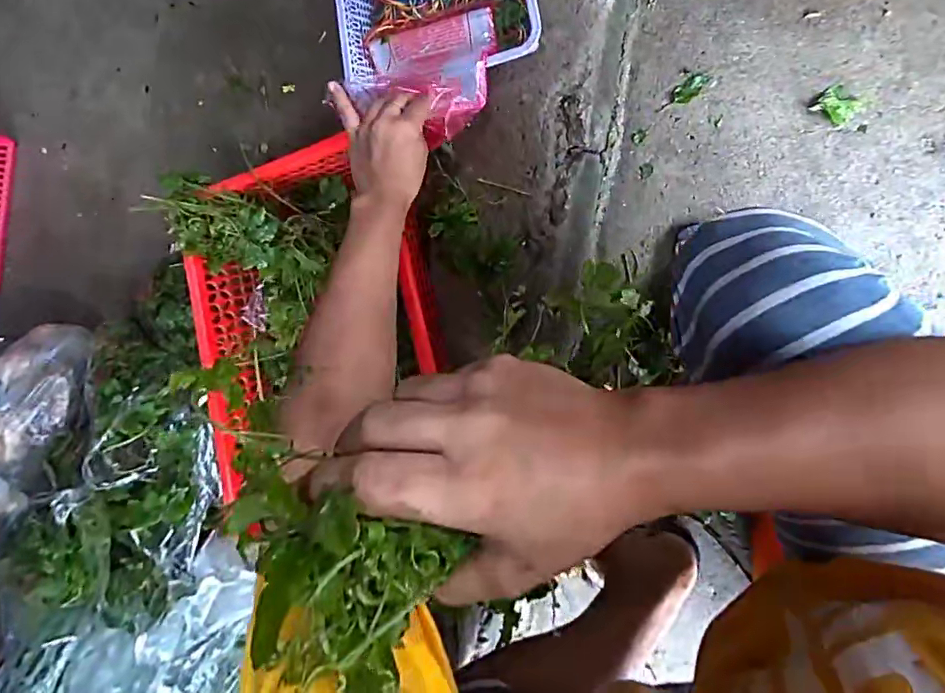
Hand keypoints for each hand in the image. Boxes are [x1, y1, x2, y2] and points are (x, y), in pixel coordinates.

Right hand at [309, 355, 650, 603]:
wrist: (626, 447)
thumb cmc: (576, 515)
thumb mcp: (517, 570)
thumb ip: (455, 581)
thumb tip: (414, 578)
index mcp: (461, 487)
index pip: (367, 479)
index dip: (332, 488)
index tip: (319, 496)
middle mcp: (462, 429)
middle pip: (371, 423)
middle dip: (348, 445)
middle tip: (351, 464)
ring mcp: (481, 386)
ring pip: (404, 391)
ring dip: (389, 418)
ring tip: (399, 439)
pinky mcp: (499, 362)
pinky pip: (444, 377)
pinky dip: (434, 400)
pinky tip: (456, 419)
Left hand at [329, 83, 429, 215]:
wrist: (381, 196)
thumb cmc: (408, 178)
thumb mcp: (421, 152)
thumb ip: (418, 132)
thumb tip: (416, 122)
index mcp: (406, 126)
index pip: (420, 105)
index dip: (427, 100)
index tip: (431, 98)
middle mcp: (385, 120)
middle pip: (398, 100)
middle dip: (408, 97)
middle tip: (414, 100)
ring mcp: (367, 125)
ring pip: (378, 102)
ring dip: (388, 98)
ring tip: (394, 98)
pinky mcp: (354, 133)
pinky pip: (346, 112)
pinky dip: (340, 98)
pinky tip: (333, 85)